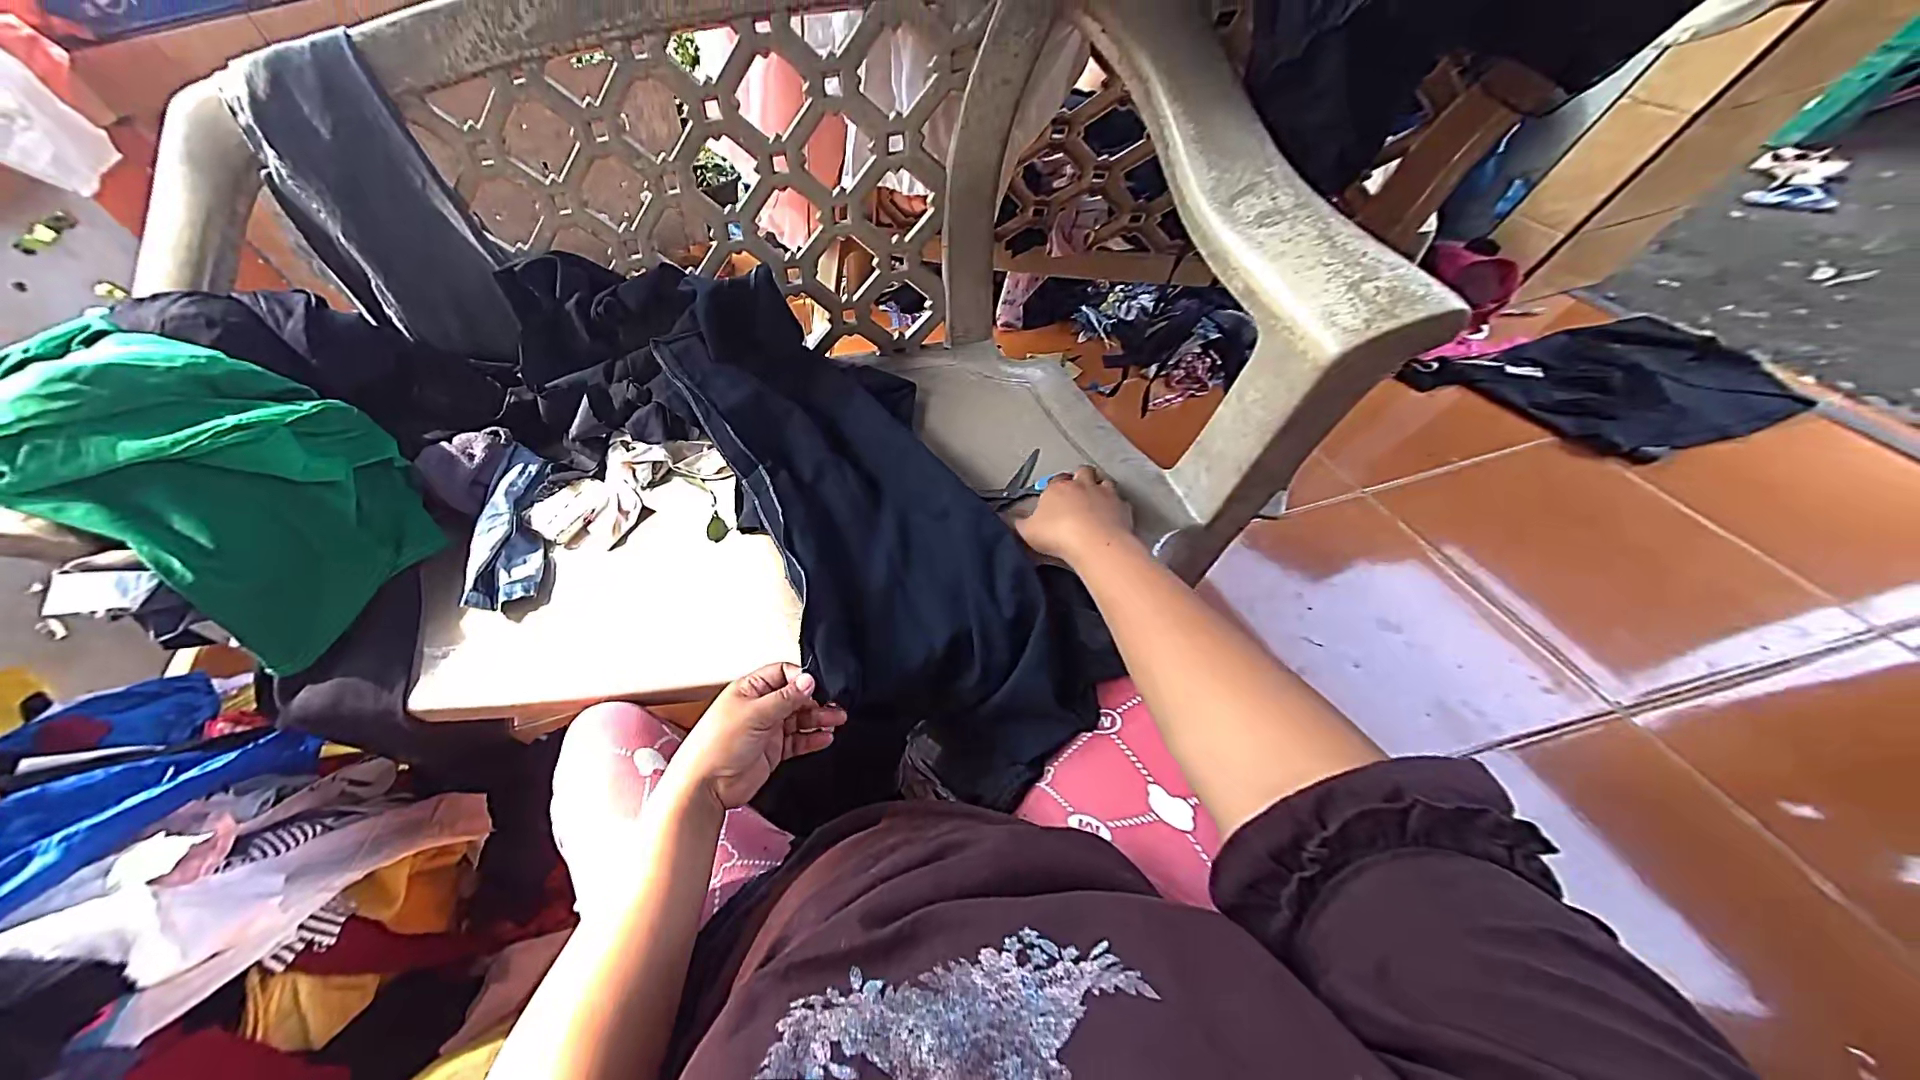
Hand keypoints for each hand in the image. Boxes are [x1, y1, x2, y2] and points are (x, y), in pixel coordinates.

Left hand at [666, 663, 847, 809]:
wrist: (705, 787)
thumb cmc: (715, 747)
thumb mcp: (754, 714)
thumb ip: (785, 698)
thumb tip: (808, 681)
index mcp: (750, 690)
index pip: (782, 674)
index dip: (801, 679)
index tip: (816, 687)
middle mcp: (759, 707)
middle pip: (795, 697)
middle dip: (816, 700)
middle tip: (833, 706)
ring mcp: (767, 729)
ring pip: (800, 718)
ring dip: (819, 719)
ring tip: (836, 720)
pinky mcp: (773, 750)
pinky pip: (798, 740)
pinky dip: (813, 738)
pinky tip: (824, 737)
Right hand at [1014, 466, 1134, 564]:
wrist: (1094, 543)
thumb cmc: (1057, 535)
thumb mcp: (1028, 531)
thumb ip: (1018, 522)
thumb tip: (1009, 517)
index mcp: (1057, 487)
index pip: (1055, 480)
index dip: (1054, 487)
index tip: (1053, 499)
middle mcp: (1082, 484)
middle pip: (1083, 471)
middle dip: (1080, 477)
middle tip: (1077, 490)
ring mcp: (1105, 493)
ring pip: (1105, 480)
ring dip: (1101, 486)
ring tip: (1097, 498)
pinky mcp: (1123, 506)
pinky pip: (1121, 501)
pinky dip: (1117, 506)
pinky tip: (1113, 515)